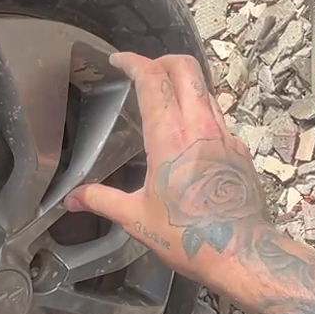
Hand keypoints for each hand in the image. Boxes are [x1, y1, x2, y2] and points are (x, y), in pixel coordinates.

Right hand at [67, 53, 271, 289]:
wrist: (241, 253)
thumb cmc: (186, 236)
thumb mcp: (136, 219)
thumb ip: (102, 200)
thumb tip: (72, 199)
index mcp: (169, 137)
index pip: (152, 79)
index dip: (133, 61)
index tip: (119, 60)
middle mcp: (199, 126)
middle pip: (185, 67)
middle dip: (162, 60)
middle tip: (144, 70)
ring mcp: (225, 135)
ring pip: (205, 88)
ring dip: (183, 82)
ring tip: (166, 97)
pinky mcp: (240, 149)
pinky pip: (219, 116)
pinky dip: (201, 110)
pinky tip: (190, 134)